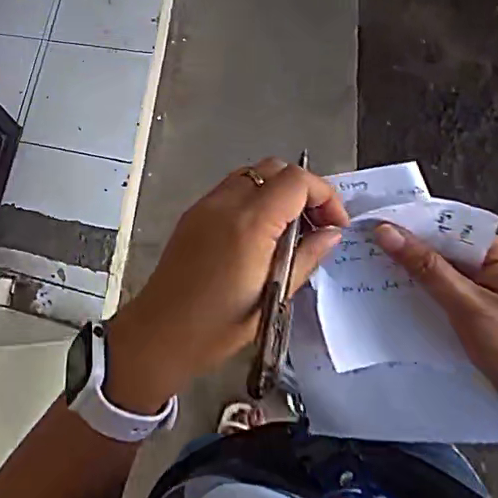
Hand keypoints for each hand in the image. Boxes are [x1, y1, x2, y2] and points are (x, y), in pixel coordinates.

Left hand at [104, 158, 349, 411]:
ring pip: (249, 175)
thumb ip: (306, 257)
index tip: (335, 226)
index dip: (325, 196)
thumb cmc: (220, 323)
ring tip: (291, 231)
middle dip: (303, 189)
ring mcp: (203, 207)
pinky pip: (229, 190)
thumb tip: (331, 233)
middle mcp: (223, 204)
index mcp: (248, 222)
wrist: (162, 329)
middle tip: (317, 226)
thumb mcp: (275, 295)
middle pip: (272, 168)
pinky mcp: (191, 216)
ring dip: (276, 191)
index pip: (295, 181)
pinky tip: (262, 234)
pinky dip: (253, 198)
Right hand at [371, 226, 497, 436]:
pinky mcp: (482, 310)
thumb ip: (426, 267)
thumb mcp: (470, 309)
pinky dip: (419, 291)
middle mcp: (497, 264)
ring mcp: (490, 288)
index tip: (361, 224)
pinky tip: (392, 294)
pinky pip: (443, 290)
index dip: (403, 223)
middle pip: (439, 246)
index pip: (444, 225)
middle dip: (401, 247)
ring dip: (407, 271)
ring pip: (437, 270)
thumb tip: (384, 230)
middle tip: (353, 246)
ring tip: (363, 268)